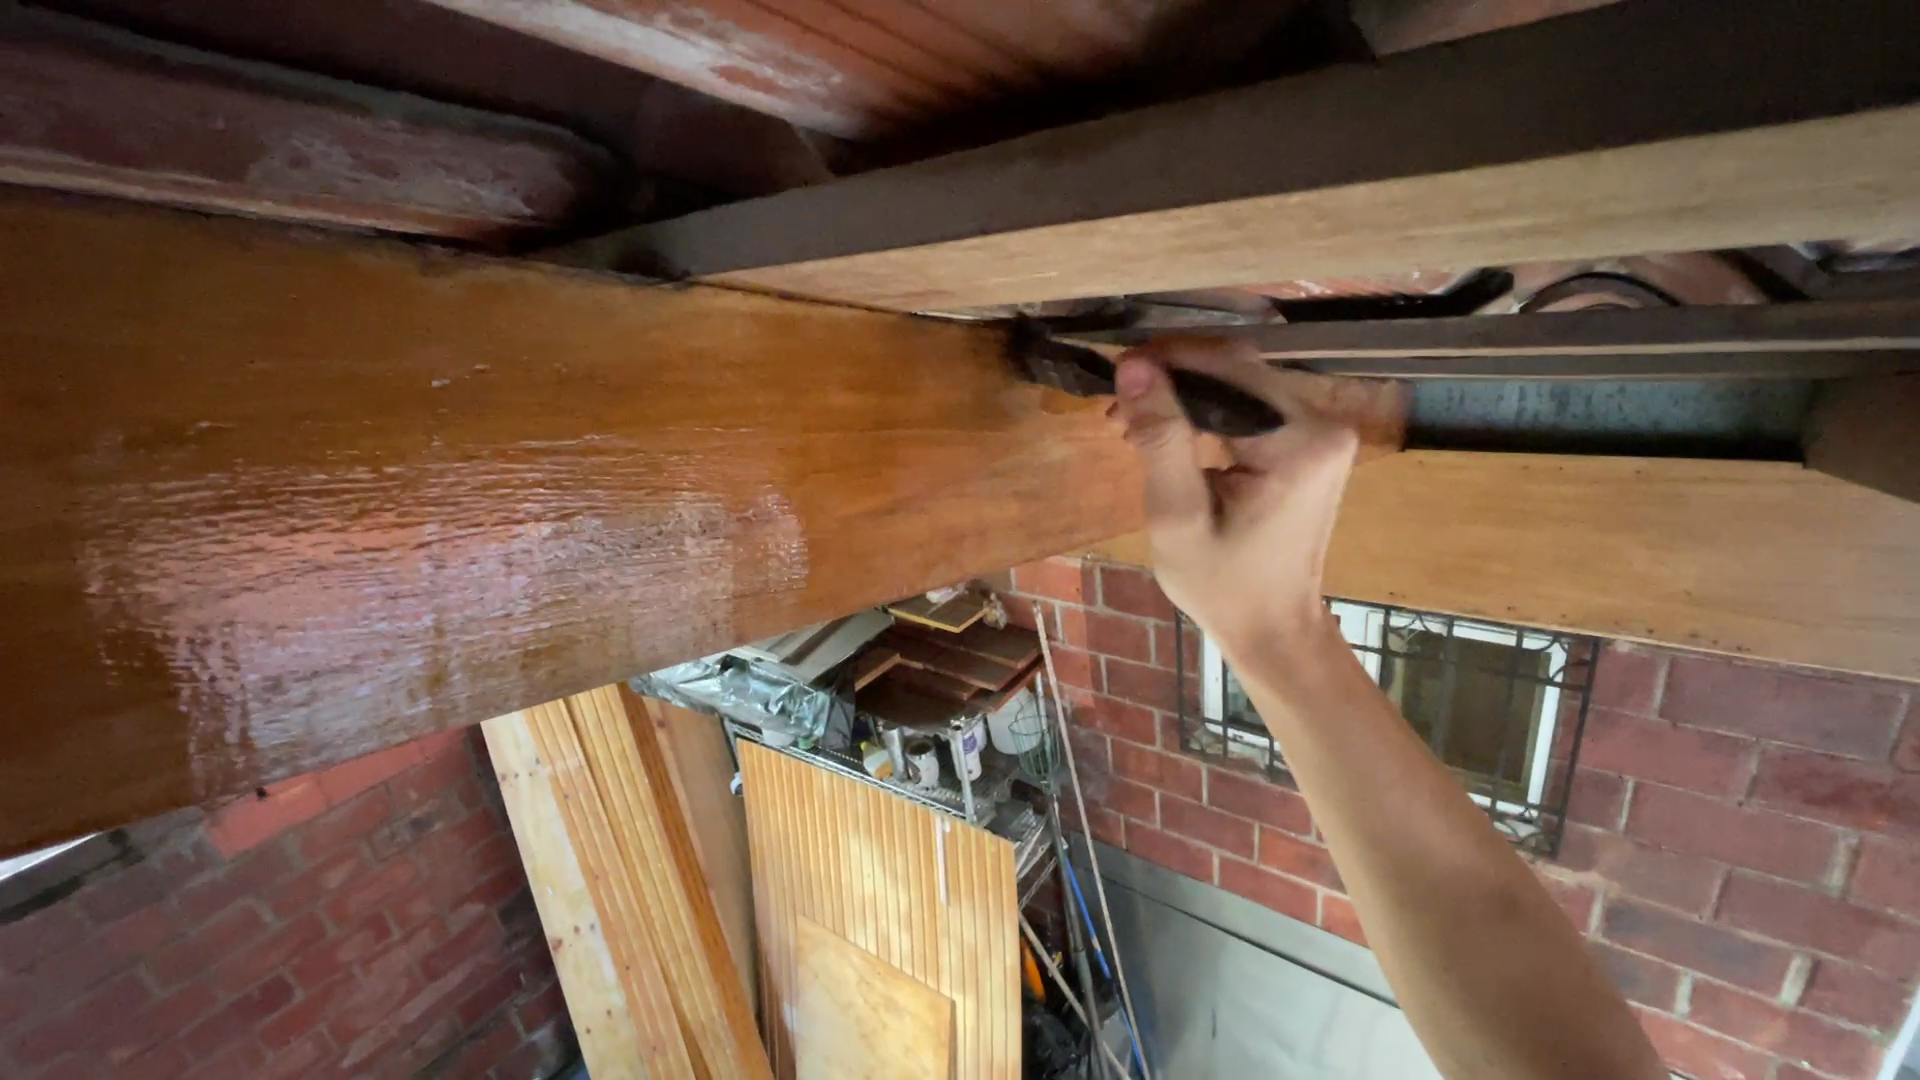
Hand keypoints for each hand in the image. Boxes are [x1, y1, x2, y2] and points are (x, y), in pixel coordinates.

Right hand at [1111, 336, 1359, 655]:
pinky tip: (1169, 434)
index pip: (1228, 370)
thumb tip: (1133, 366)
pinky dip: (1207, 413)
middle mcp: (1322, 425)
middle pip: (1238, 371)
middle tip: (1116, 407)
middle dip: (1172, 377)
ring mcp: (1321, 433)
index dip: (1168, 360)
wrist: (1273, 627)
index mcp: (1299, 442)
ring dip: (1185, 395)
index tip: (1115, 372)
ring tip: (1131, 424)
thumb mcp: (1178, 517)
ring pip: (1241, 385)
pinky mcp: (1311, 443)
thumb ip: (1160, 438)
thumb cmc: (1221, 586)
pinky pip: (1251, 407)